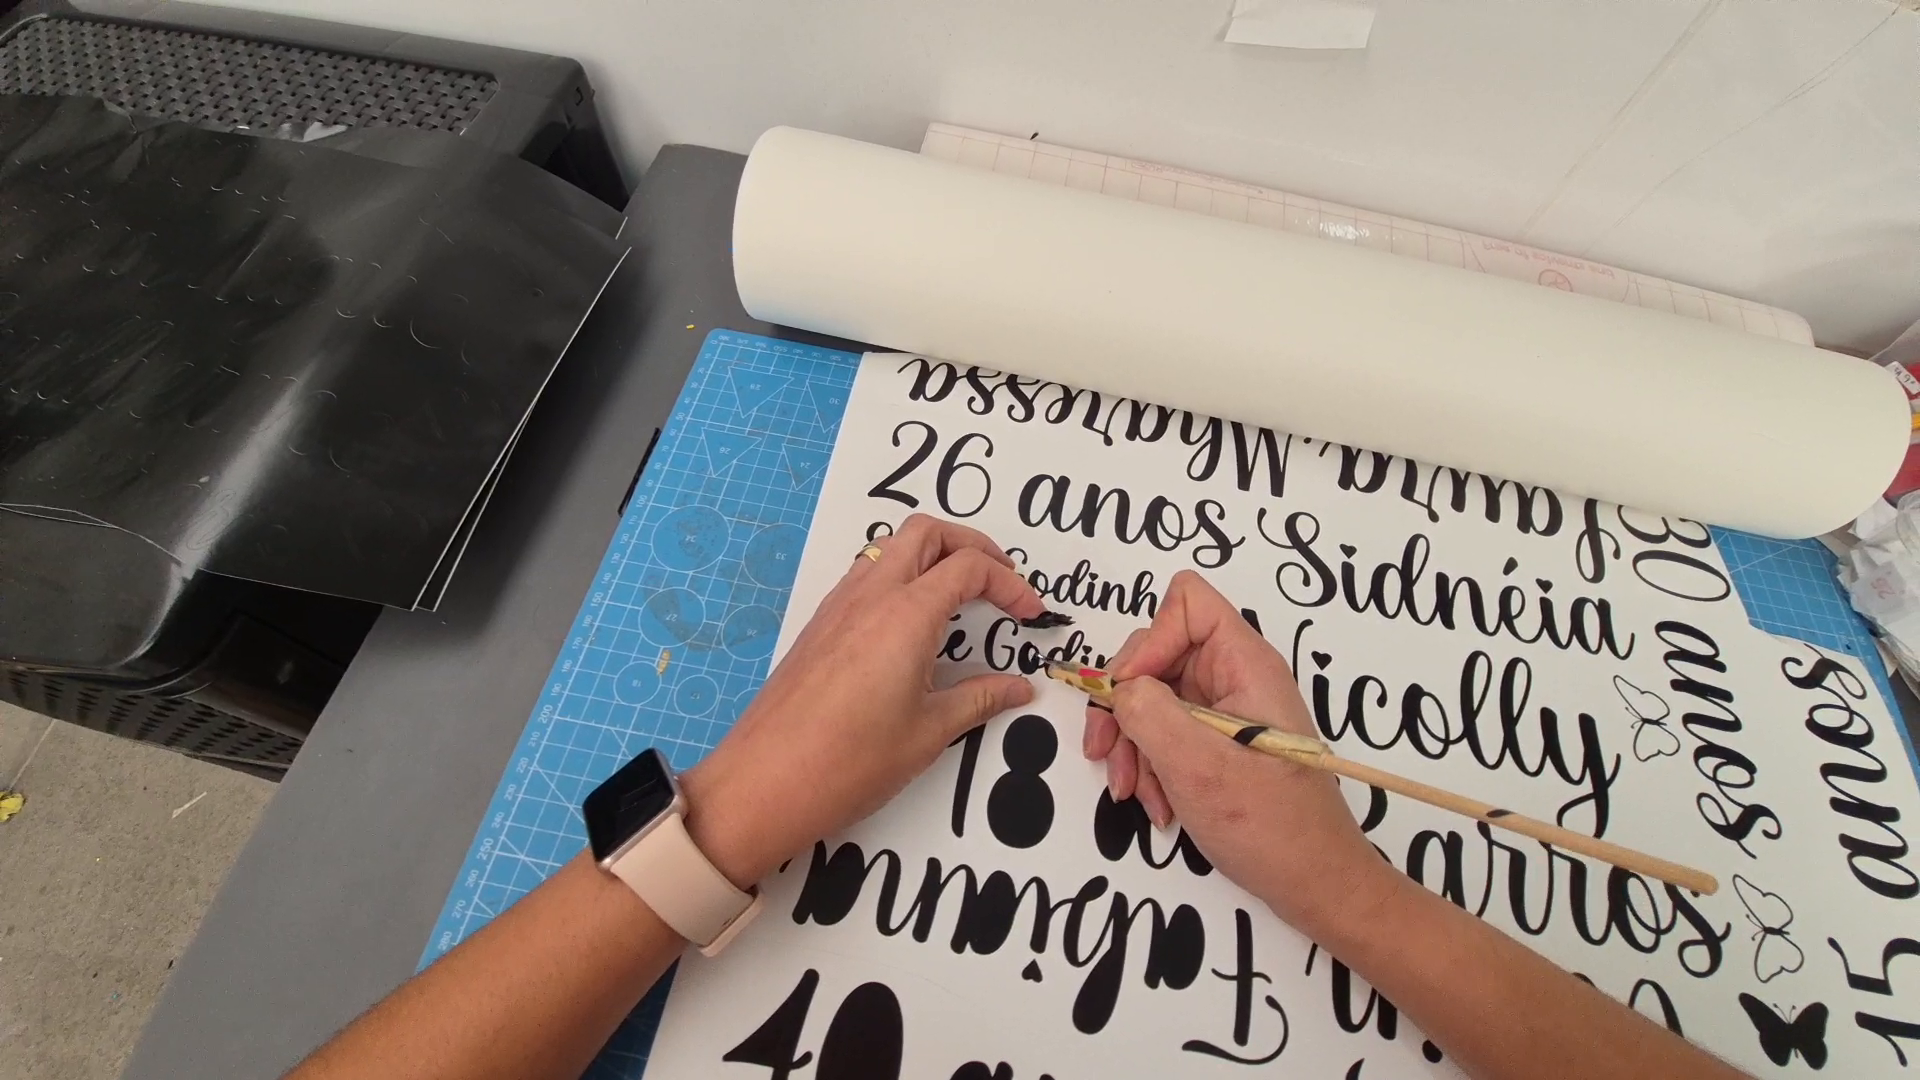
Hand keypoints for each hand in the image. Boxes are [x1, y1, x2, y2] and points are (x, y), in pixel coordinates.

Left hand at [684, 514, 1046, 887]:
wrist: (762, 783)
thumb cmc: (849, 762)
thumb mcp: (927, 732)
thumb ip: (979, 699)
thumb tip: (1019, 688)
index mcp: (905, 614)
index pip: (969, 567)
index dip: (1010, 584)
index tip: (1031, 614)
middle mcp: (870, 594)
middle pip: (926, 532)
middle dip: (971, 544)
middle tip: (1000, 581)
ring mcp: (839, 605)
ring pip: (891, 546)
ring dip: (933, 554)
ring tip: (961, 594)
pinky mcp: (821, 623)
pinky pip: (867, 574)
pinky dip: (901, 575)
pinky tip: (913, 620)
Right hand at [1083, 570, 1399, 937]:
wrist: (1315, 886)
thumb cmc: (1268, 825)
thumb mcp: (1198, 766)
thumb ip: (1148, 711)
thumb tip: (1118, 687)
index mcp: (1244, 663)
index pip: (1186, 602)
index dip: (1150, 639)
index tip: (1132, 692)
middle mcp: (1231, 674)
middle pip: (1154, 652)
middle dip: (1123, 703)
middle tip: (1103, 749)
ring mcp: (1221, 707)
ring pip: (1148, 695)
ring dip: (1130, 742)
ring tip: (1132, 790)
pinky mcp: (1212, 737)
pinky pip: (1160, 729)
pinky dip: (1146, 762)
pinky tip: (1154, 802)